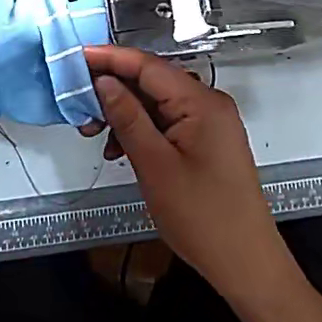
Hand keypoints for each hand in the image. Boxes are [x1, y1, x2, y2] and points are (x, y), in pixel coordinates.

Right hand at [85, 45, 298, 312]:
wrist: (245, 263)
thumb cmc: (202, 217)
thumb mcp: (154, 165)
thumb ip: (127, 117)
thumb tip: (103, 81)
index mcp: (201, 102)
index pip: (148, 66)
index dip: (110, 58)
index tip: (76, 57)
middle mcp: (209, 103)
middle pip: (152, 82)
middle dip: (113, 91)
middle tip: (78, 107)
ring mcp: (209, 122)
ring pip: (157, 103)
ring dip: (124, 114)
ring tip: (96, 135)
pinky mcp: (206, 141)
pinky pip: (167, 122)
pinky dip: (141, 130)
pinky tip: (120, 149)